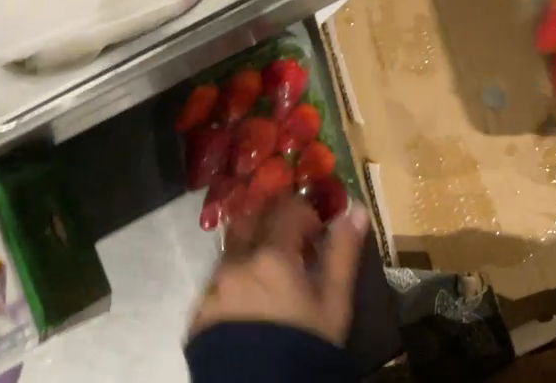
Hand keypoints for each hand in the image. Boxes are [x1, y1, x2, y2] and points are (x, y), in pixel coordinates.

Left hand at [190, 197, 371, 344]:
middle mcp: (237, 262)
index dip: (305, 214)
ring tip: (269, 270)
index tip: (316, 234)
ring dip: (251, 246)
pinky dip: (234, 276)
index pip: (287, 209)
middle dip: (273, 220)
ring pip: (231, 247)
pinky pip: (216, 279)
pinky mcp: (199, 313)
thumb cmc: (307, 345)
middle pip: (252, 218)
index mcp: (272, 255)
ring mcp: (213, 288)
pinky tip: (249, 297)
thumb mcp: (335, 302)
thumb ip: (343, 252)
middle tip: (291, 239)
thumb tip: (357, 210)